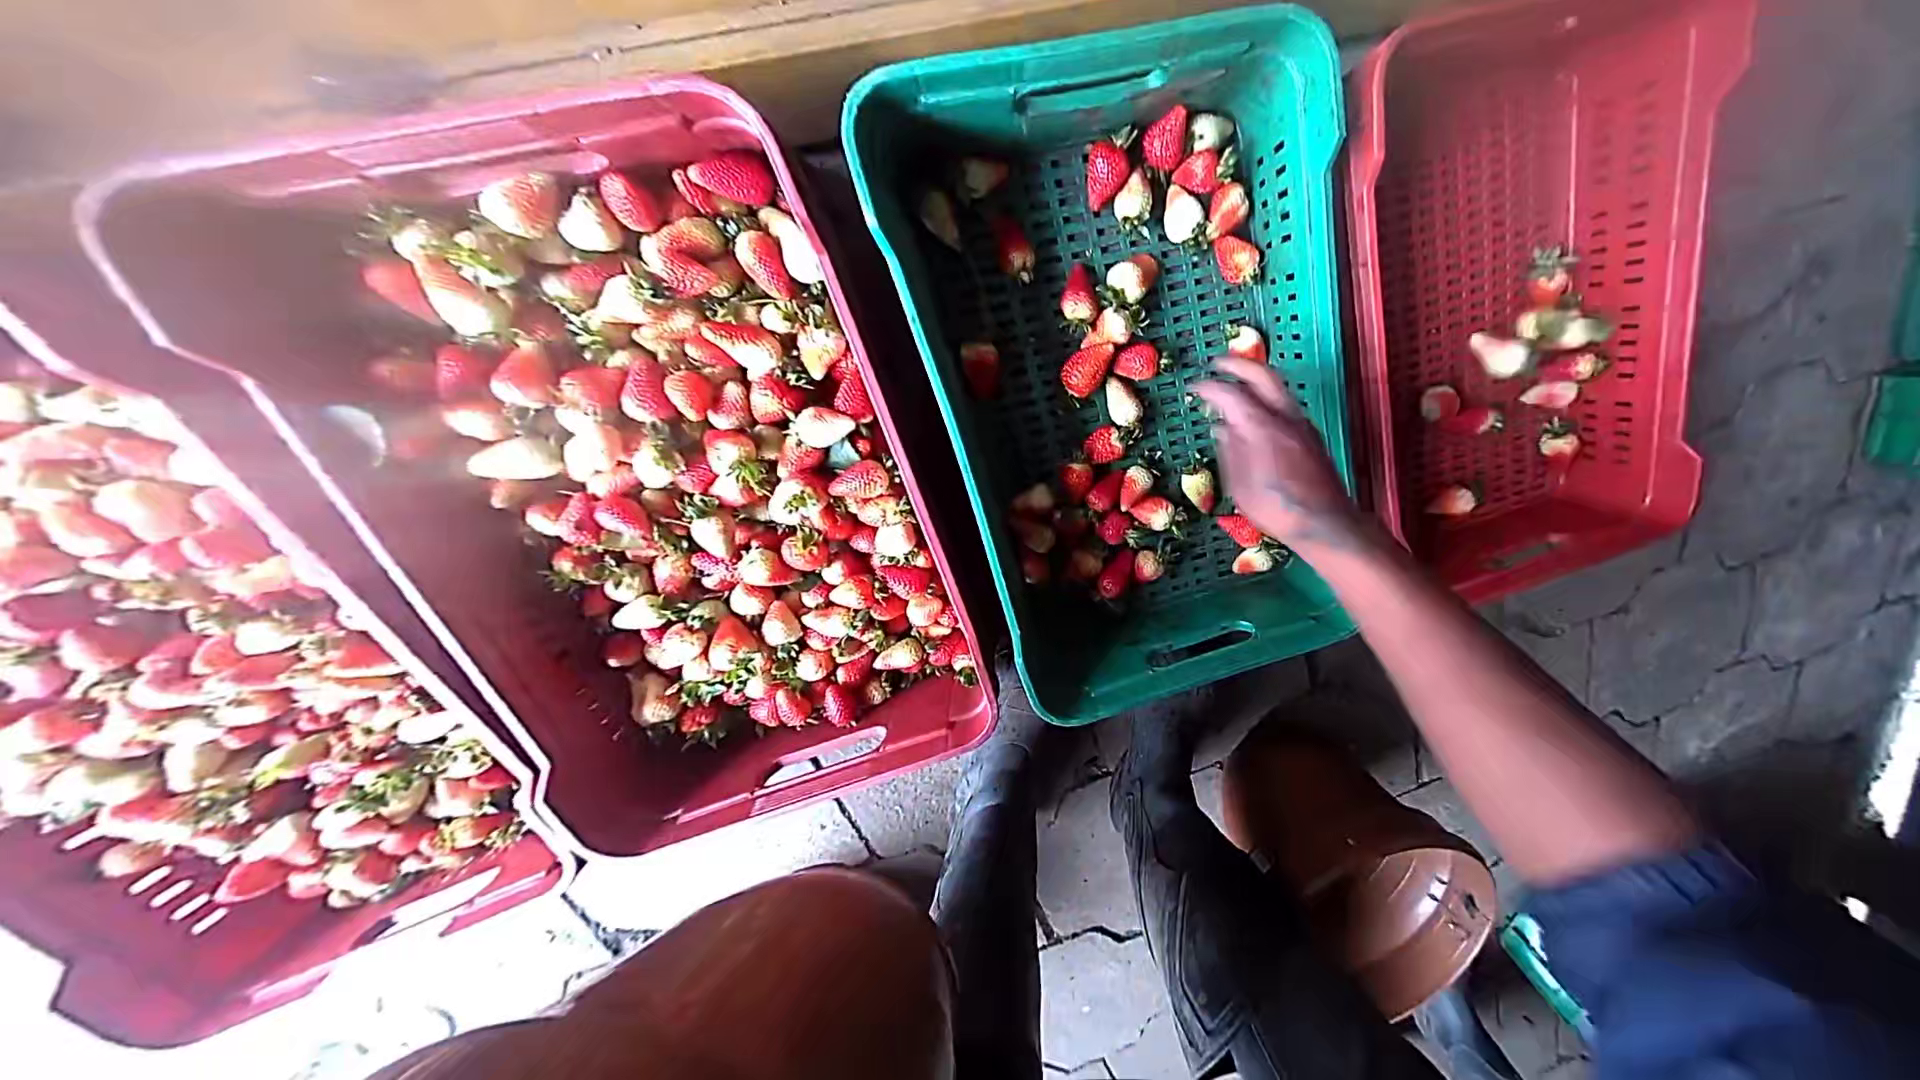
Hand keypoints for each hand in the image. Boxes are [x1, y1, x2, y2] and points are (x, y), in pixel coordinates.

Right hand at [1192, 358, 1367, 553]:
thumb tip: (1221, 428)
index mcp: (1261, 427)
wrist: (1323, 521)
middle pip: (1262, 374)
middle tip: (1217, 363)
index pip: (1231, 393)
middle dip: (1238, 364)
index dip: (1209, 387)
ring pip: (1277, 387)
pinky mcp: (1309, 435)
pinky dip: (1265, 397)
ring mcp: (1301, 424)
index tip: (1194, 387)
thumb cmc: (1275, 507)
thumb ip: (1229, 450)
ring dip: (1254, 379)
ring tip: (1235, 383)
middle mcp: (1284, 417)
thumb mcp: (1238, 484)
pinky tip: (1254, 413)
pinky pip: (1284, 403)